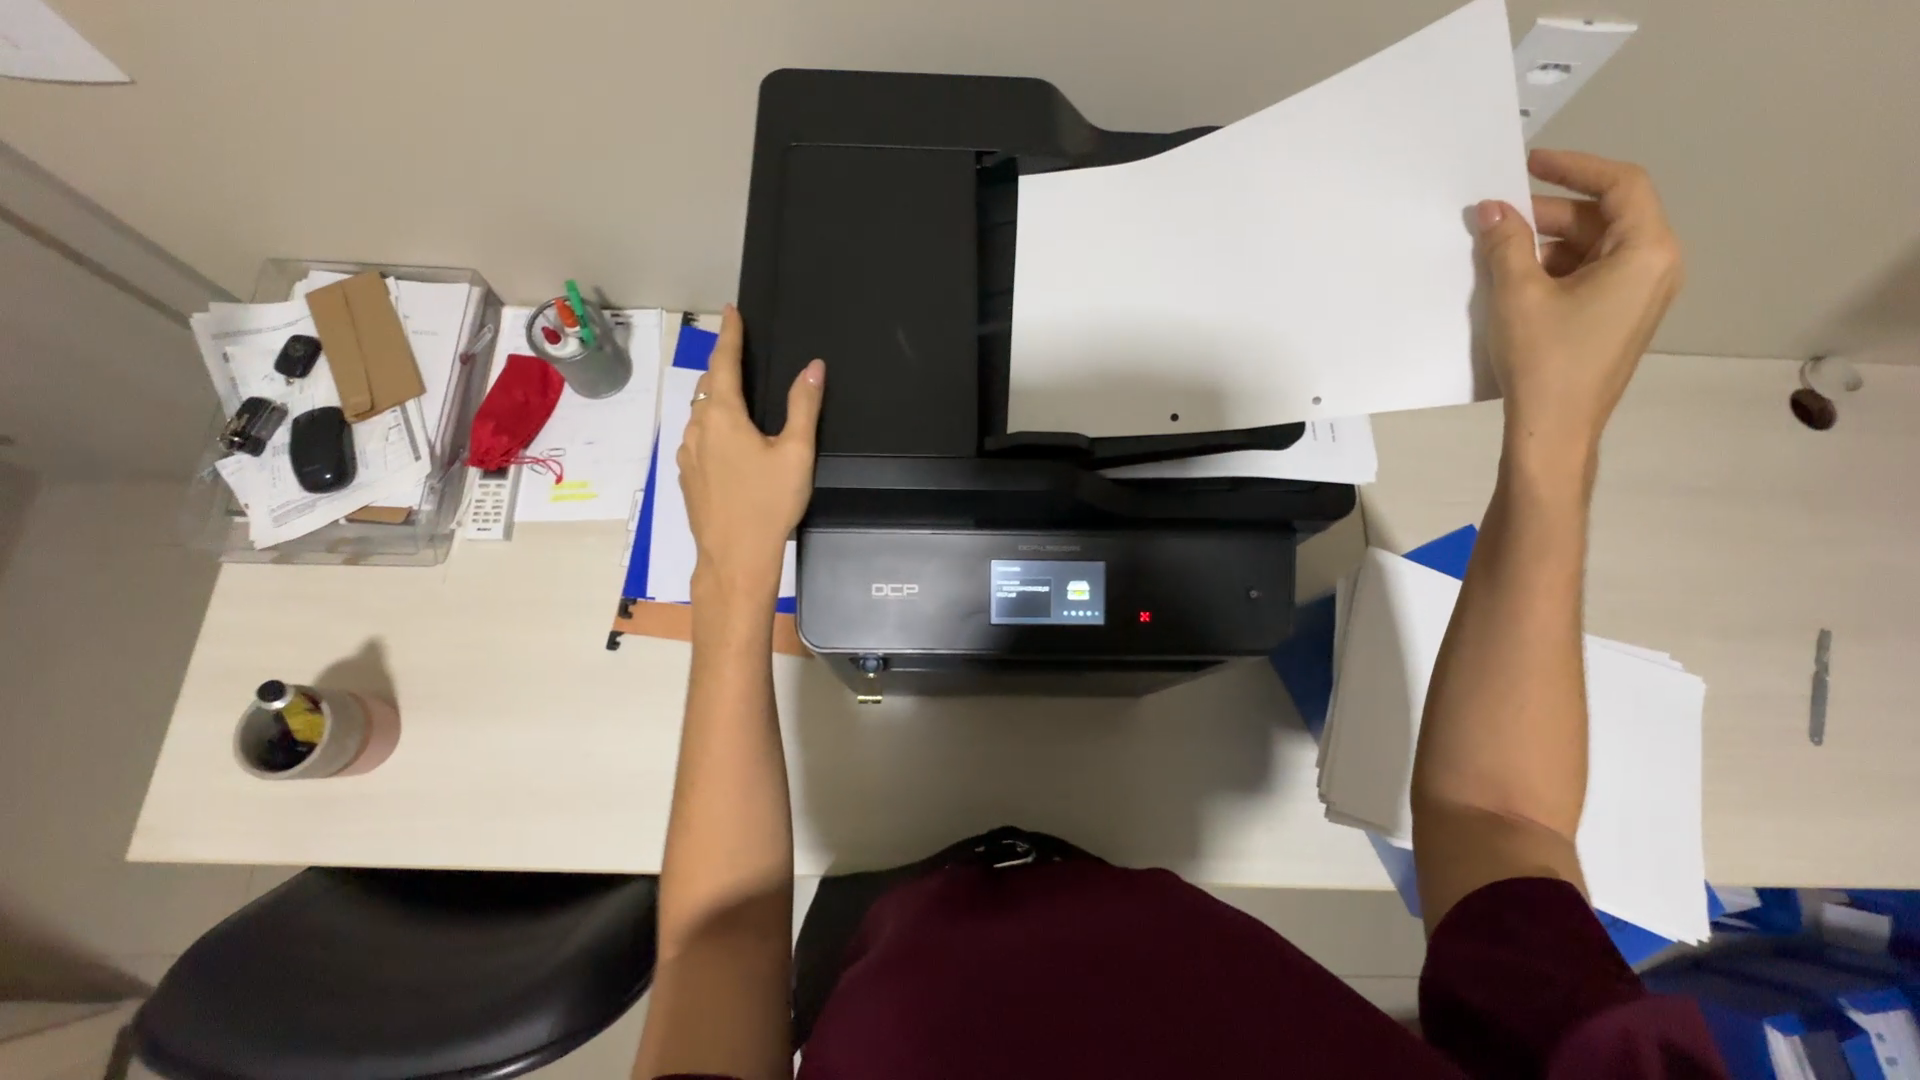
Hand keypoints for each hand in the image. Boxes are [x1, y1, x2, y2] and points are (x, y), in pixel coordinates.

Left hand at [678, 305, 824, 606]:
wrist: (734, 557)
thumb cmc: (769, 504)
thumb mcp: (796, 453)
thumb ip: (803, 406)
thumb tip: (813, 367)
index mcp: (723, 416)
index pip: (723, 362)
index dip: (729, 335)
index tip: (731, 312)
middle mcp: (698, 429)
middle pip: (707, 386)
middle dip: (722, 366)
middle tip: (739, 352)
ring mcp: (687, 454)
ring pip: (700, 414)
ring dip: (715, 398)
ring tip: (736, 395)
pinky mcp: (687, 476)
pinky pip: (698, 438)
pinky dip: (712, 426)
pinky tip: (728, 441)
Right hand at [1475, 149, 1683, 466]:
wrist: (1555, 429)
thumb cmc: (1545, 358)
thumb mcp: (1518, 294)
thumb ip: (1506, 244)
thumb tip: (1491, 208)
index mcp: (1647, 251)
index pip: (1621, 186)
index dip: (1574, 167)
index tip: (1529, 164)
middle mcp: (1655, 266)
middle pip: (1604, 217)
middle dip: (1549, 213)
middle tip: (1498, 217)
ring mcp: (1638, 295)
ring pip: (1592, 248)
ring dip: (1546, 243)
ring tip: (1497, 251)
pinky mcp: (1616, 318)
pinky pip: (1588, 275)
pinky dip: (1553, 269)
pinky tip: (1513, 281)